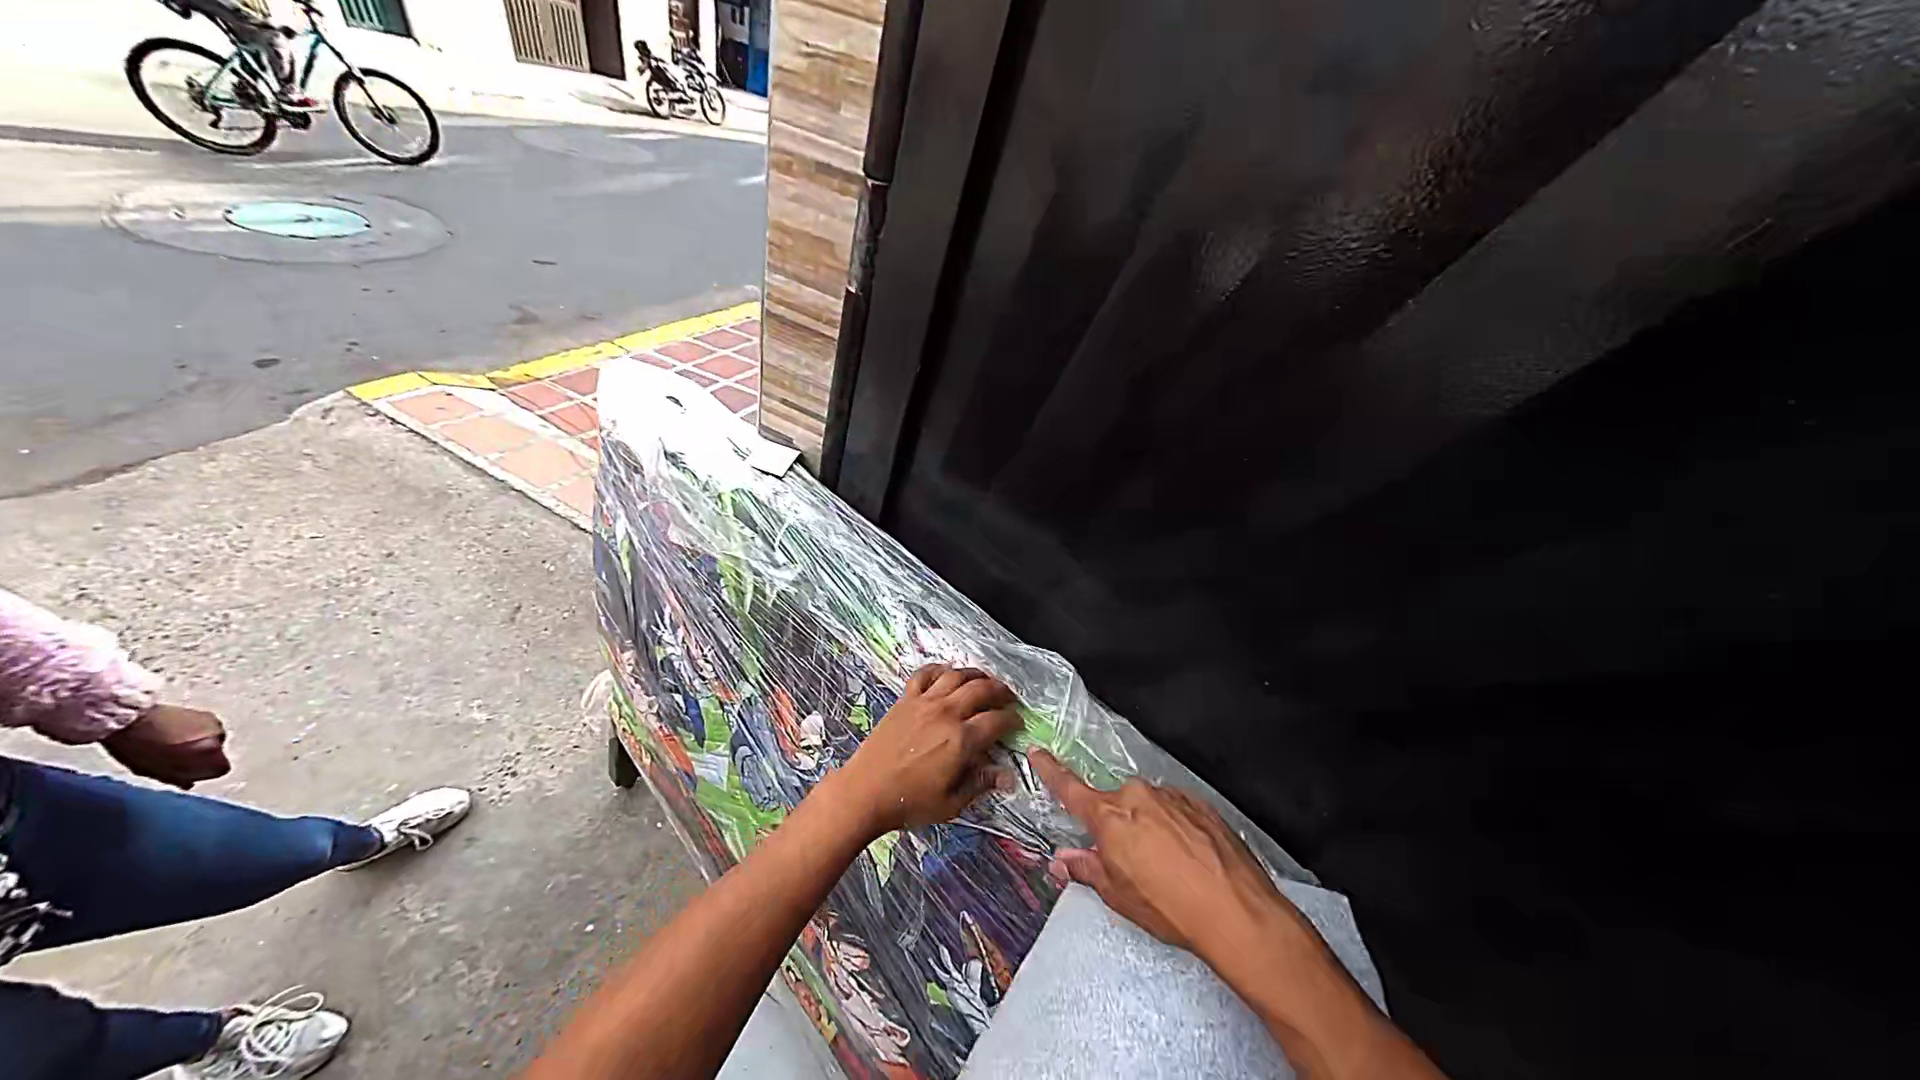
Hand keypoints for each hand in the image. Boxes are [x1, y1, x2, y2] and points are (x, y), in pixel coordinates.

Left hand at [102, 703, 229, 788]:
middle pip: (217, 754)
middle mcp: (219, 737)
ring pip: (212, 741)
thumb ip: (178, 778)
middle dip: (199, 758)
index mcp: (209, 753)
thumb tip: (189, 782)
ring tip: (172, 744)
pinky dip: (195, 734)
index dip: (202, 773)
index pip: (220, 769)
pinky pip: (207, 730)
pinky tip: (175, 734)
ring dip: (198, 744)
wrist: (128, 718)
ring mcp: (214, 724)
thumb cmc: (136, 746)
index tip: (187, 774)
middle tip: (176, 759)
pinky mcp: (207, 714)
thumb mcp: (154, 771)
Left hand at [829, 665, 1021, 835]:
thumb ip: (980, 784)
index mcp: (962, 740)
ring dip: (975, 674)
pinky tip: (947, 673)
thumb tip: (1007, 776)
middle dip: (1000, 691)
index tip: (1017, 722)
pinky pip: (925, 674)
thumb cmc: (910, 803)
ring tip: (984, 680)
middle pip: (982, 689)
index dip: (1012, 719)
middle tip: (1008, 698)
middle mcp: (946, 714)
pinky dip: (939, 669)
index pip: (997, 721)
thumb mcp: (952, 803)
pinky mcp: (905, 699)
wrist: (865, 792)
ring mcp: (924, 702)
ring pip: (956, 675)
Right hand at [1029, 748, 1310, 956]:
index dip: (1050, 771)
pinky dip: (1176, 829)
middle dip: (1118, 828)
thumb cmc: (1172, 907)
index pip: (1069, 788)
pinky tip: (1189, 858)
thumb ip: (1087, 869)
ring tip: (1169, 867)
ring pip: (1148, 807)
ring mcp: (1172, 797)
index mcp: (1110, 817)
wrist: (1236, 911)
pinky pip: (1177, 811)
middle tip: (1132, 862)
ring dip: (1150, 828)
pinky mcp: (1201, 804)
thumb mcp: (1118, 895)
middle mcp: (1138, 796)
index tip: (1039, 754)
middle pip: (1116, 805)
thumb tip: (1063, 861)